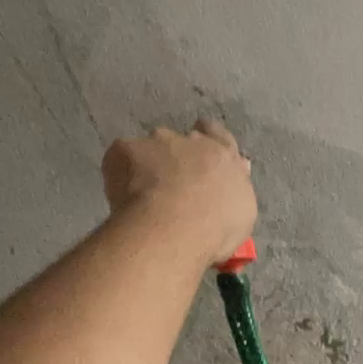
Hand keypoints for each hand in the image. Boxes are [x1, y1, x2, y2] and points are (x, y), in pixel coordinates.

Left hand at [102, 118, 256, 266]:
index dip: (208, 139)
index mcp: (223, 155)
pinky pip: (120, 161)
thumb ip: (236, 187)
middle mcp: (190, 141)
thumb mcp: (242, 212)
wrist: (172, 228)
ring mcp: (156, 142)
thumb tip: (238, 170)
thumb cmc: (216, 226)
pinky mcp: (124, 149)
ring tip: (143, 196)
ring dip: (147, 166)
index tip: (200, 152)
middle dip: (175, 158)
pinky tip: (123, 198)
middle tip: (170, 186)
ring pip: (149, 150)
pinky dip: (121, 175)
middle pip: (181, 142)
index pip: (217, 135)